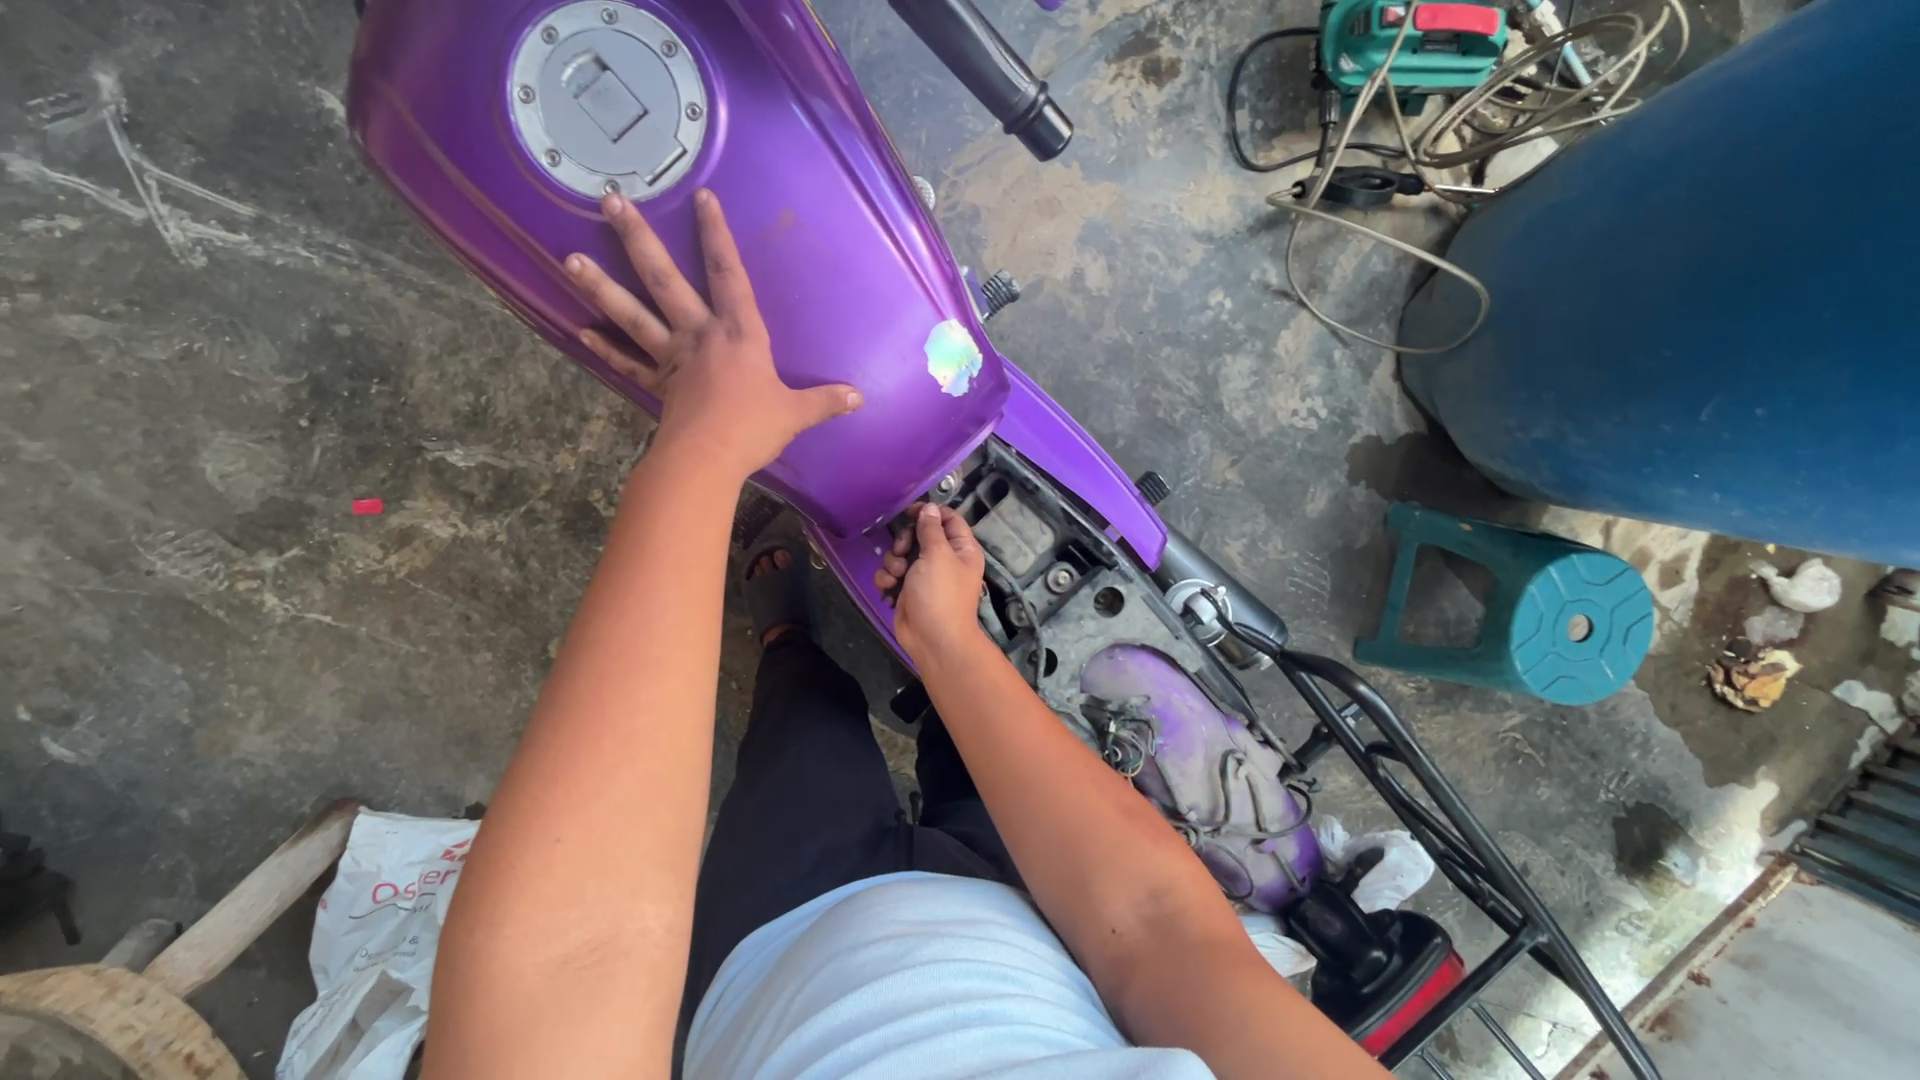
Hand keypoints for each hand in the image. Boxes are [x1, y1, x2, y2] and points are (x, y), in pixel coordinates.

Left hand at [565, 190, 861, 479]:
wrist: (708, 459)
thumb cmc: (753, 429)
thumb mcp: (796, 413)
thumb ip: (825, 401)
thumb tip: (859, 398)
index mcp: (739, 333)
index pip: (728, 274)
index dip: (717, 235)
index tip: (701, 197)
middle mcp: (700, 334)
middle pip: (664, 279)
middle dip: (639, 238)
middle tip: (611, 201)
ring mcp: (672, 357)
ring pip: (633, 313)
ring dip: (601, 285)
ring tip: (568, 257)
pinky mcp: (657, 384)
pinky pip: (627, 362)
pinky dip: (606, 347)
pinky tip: (581, 329)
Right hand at [876, 503, 989, 663]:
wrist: (932, 639)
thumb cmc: (941, 594)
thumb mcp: (937, 555)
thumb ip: (931, 529)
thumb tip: (929, 507)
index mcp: (961, 549)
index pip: (948, 519)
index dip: (929, 512)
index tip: (909, 512)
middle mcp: (945, 559)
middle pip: (920, 535)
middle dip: (905, 541)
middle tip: (903, 551)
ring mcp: (925, 575)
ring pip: (902, 554)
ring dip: (893, 561)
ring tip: (897, 575)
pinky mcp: (907, 590)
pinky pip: (892, 574)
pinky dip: (888, 579)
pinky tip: (889, 587)